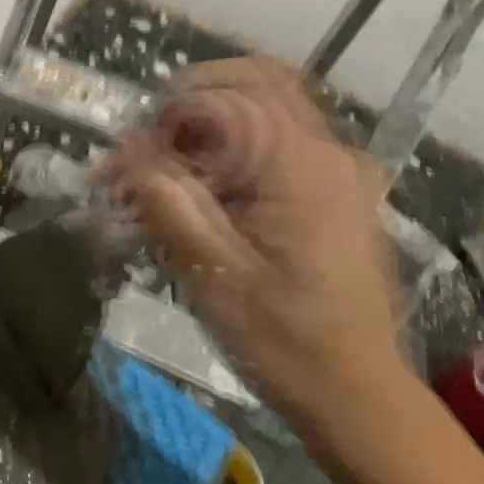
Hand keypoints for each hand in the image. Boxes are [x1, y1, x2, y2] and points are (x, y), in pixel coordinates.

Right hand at [97, 58, 403, 435]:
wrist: (357, 397)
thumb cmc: (285, 340)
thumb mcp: (211, 273)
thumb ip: (167, 200)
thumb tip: (127, 150)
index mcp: (301, 165)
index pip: (224, 97)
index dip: (166, 116)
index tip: (126, 161)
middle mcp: (326, 153)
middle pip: (250, 86)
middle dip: (185, 112)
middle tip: (142, 156)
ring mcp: (333, 172)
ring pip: (257, 114)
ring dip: (199, 136)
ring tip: (155, 185)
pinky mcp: (328, 194)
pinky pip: (270, 147)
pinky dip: (224, 158)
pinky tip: (193, 203)